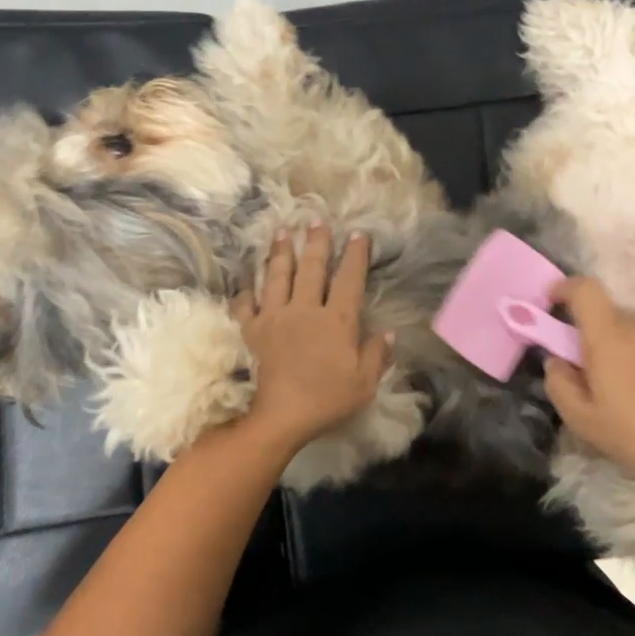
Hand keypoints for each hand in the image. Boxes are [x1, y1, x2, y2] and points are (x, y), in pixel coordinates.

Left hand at [232, 225, 393, 448]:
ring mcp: (274, 317)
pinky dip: (246, 291)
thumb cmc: (327, 400)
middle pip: (311, 267)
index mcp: (337, 320)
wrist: (280, 416)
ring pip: (277, 276)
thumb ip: (377, 355)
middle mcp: (305, 309)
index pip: (349, 279)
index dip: (355, 255)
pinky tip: (247, 282)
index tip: (358, 234)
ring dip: (280, 252)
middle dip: (316, 241)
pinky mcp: (252, 330)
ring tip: (282, 231)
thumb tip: (388, 333)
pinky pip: (246, 304)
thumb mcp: (364, 383)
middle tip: (316, 218)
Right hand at [543, 277, 634, 498]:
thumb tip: (557, 361)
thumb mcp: (581, 420)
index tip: (553, 302)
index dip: (565, 288)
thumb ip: (559, 383)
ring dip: (623, 353)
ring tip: (626, 394)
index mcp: (608, 338)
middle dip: (593, 336)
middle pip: (609, 317)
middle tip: (589, 375)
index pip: (585, 291)